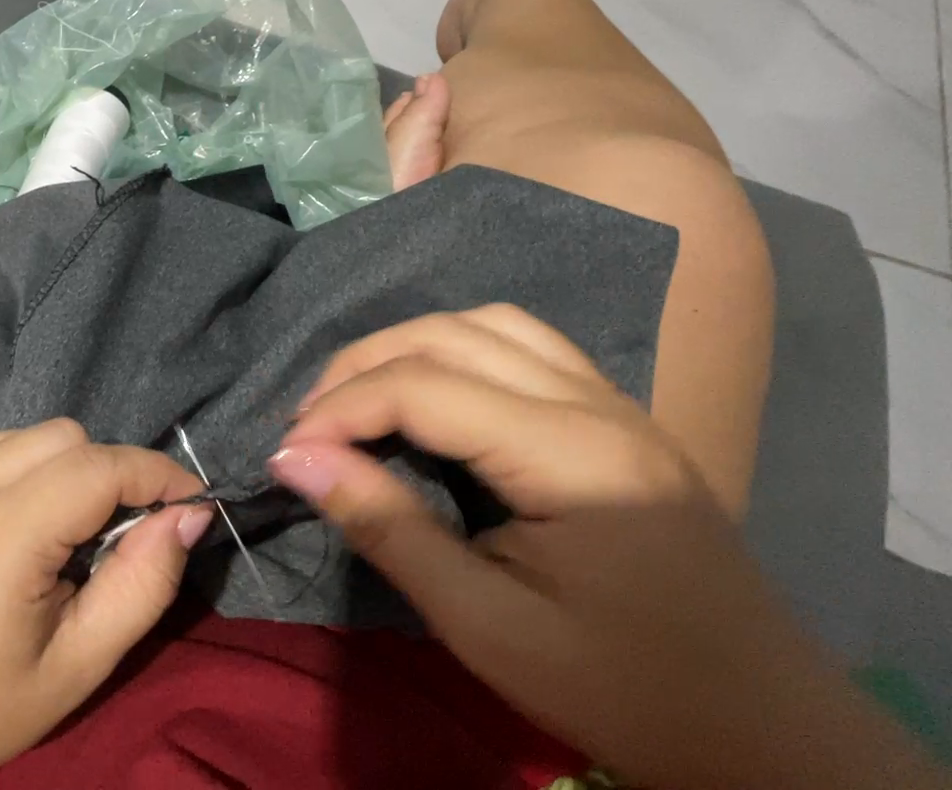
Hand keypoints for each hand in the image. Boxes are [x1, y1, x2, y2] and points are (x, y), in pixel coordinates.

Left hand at [0, 419, 213, 788]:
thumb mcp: (81, 664)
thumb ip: (143, 582)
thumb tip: (188, 513)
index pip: (94, 470)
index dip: (153, 474)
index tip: (189, 500)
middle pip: (64, 436)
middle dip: (110, 472)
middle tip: (121, 531)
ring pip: (29, 434)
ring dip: (68, 468)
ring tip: (67, 533)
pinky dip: (27, 470)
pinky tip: (22, 522)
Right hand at [268, 305, 944, 789]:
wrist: (769, 734)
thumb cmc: (621, 687)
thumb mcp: (485, 624)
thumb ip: (388, 528)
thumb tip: (294, 459)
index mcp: (571, 454)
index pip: (423, 387)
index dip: (338, 409)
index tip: (288, 454)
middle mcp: (596, 405)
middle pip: (450, 335)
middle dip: (360, 366)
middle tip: (310, 423)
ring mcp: (617, 405)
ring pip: (489, 324)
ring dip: (408, 347)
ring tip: (360, 397)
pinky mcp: (619, 420)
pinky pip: (524, 346)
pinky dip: (457, 350)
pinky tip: (433, 393)